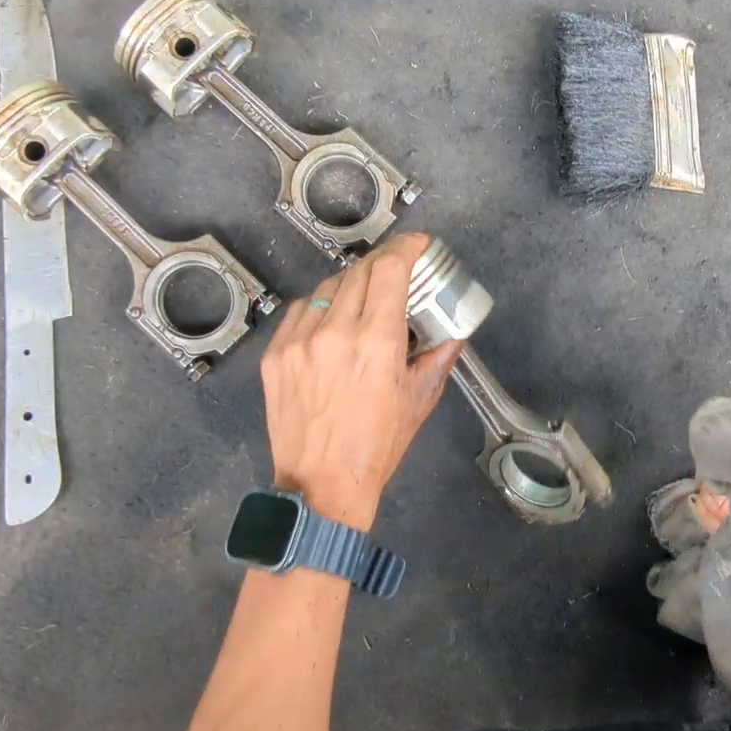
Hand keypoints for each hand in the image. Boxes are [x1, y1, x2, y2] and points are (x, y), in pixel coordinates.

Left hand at [260, 234, 465, 530]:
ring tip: (365, 301)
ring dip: (352, 285)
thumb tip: (454, 331)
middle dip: (383, 264)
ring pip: (328, 288)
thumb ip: (439, 357)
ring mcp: (299, 342)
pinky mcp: (275, 354)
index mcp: (376, 343)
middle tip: (398, 272)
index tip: (418, 245)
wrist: (321, 485)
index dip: (407, 247)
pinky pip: (301, 311)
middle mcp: (335, 332)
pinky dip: (321, 308)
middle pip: (359, 271)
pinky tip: (332, 324)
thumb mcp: (419, 400)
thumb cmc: (378, 445)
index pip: (389, 270)